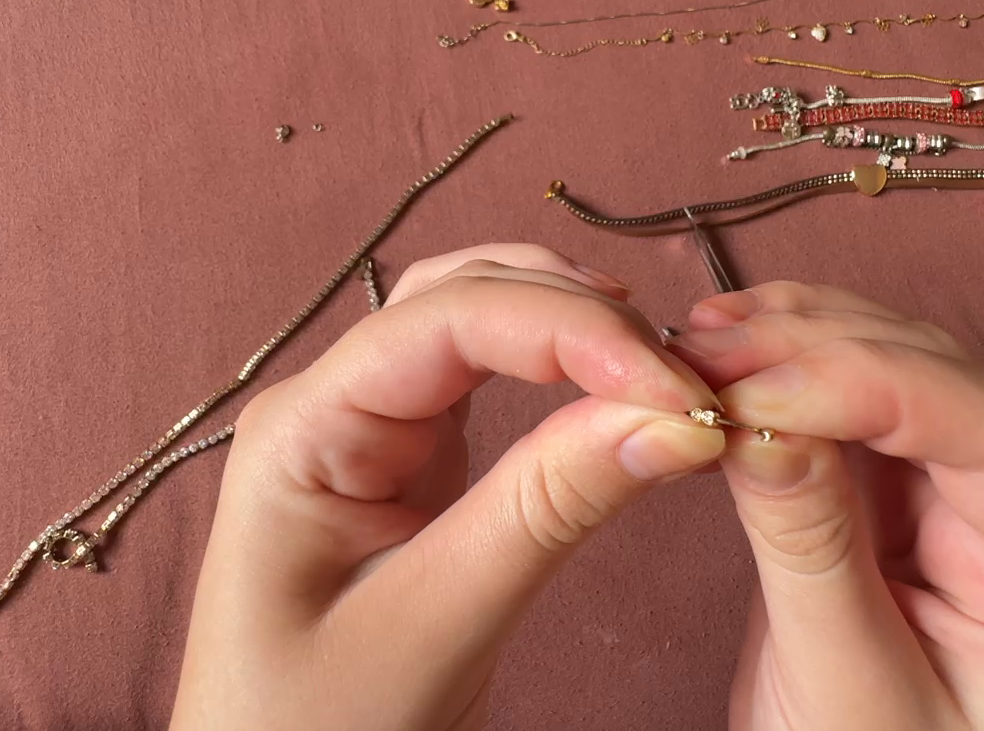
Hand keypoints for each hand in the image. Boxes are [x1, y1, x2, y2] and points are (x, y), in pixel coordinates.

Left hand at [169, 244, 726, 730]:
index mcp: (304, 426)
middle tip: (680, 375)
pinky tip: (596, 359)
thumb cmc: (319, 726)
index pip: (445, 320)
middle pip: (462, 295)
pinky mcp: (410, 437)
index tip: (671, 382)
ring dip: (565, 315)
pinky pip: (482, 357)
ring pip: (473, 307)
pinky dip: (550, 348)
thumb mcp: (434, 626)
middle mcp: (332, 393)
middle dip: (578, 318)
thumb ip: (547, 507)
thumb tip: (671, 421)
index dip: (567, 330)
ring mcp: (371, 409)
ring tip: (649, 355)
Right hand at [671, 282, 983, 730]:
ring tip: (704, 336)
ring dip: (789, 332)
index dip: (865, 385)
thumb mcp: (847, 688)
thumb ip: (808, 547)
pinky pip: (834, 384)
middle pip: (933, 374)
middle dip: (814, 347)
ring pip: (882, 356)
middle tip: (707, 352)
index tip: (749, 391)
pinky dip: (778, 350)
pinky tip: (727, 336)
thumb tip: (753, 420)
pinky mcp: (877, 473)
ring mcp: (945, 479)